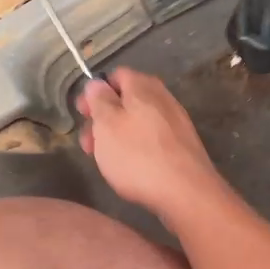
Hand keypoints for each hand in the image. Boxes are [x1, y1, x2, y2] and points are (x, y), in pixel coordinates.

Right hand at [77, 67, 227, 220]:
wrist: (187, 192)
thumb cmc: (138, 155)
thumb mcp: (107, 124)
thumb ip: (99, 100)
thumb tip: (97, 83)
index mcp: (143, 86)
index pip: (115, 76)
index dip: (95, 92)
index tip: (82, 113)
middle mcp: (162, 97)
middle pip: (126, 100)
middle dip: (103, 118)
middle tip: (88, 143)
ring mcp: (175, 122)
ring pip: (138, 121)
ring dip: (117, 136)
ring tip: (105, 160)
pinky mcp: (182, 146)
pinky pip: (152, 139)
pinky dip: (136, 148)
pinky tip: (130, 168)